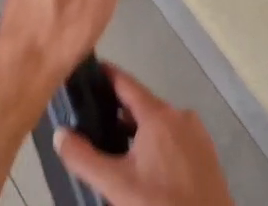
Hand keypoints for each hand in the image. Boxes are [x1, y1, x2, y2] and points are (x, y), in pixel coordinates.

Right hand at [55, 64, 234, 204]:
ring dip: (135, 131)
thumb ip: (83, 158)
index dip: (102, 75)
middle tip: (90, 123)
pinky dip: (155, 144)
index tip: (82, 74)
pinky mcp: (207, 155)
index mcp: (158, 115)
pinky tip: (144, 168)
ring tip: (113, 149)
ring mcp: (197, 135)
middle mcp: (180, 116)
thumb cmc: (163, 204)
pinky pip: (173, 138)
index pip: (124, 81)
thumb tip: (60, 135)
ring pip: (157, 122)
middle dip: (115, 111)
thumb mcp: (117, 186)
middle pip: (140, 104)